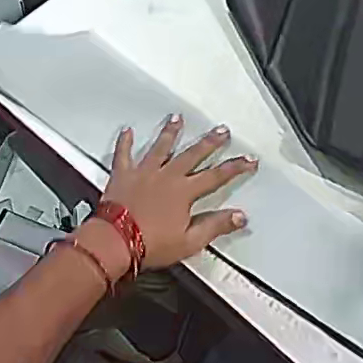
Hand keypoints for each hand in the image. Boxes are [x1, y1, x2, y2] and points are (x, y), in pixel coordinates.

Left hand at [98, 116, 256, 271]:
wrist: (115, 241)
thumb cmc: (149, 243)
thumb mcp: (189, 241)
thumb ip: (215, 226)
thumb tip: (238, 217)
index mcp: (183, 192)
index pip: (215, 176)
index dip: (234, 168)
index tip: (248, 160)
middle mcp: (165, 177)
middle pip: (192, 154)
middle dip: (209, 142)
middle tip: (221, 130)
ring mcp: (143, 173)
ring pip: (160, 146)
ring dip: (170, 132)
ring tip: (177, 118)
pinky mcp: (122, 175)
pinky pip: (123, 153)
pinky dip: (125, 141)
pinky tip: (128, 131)